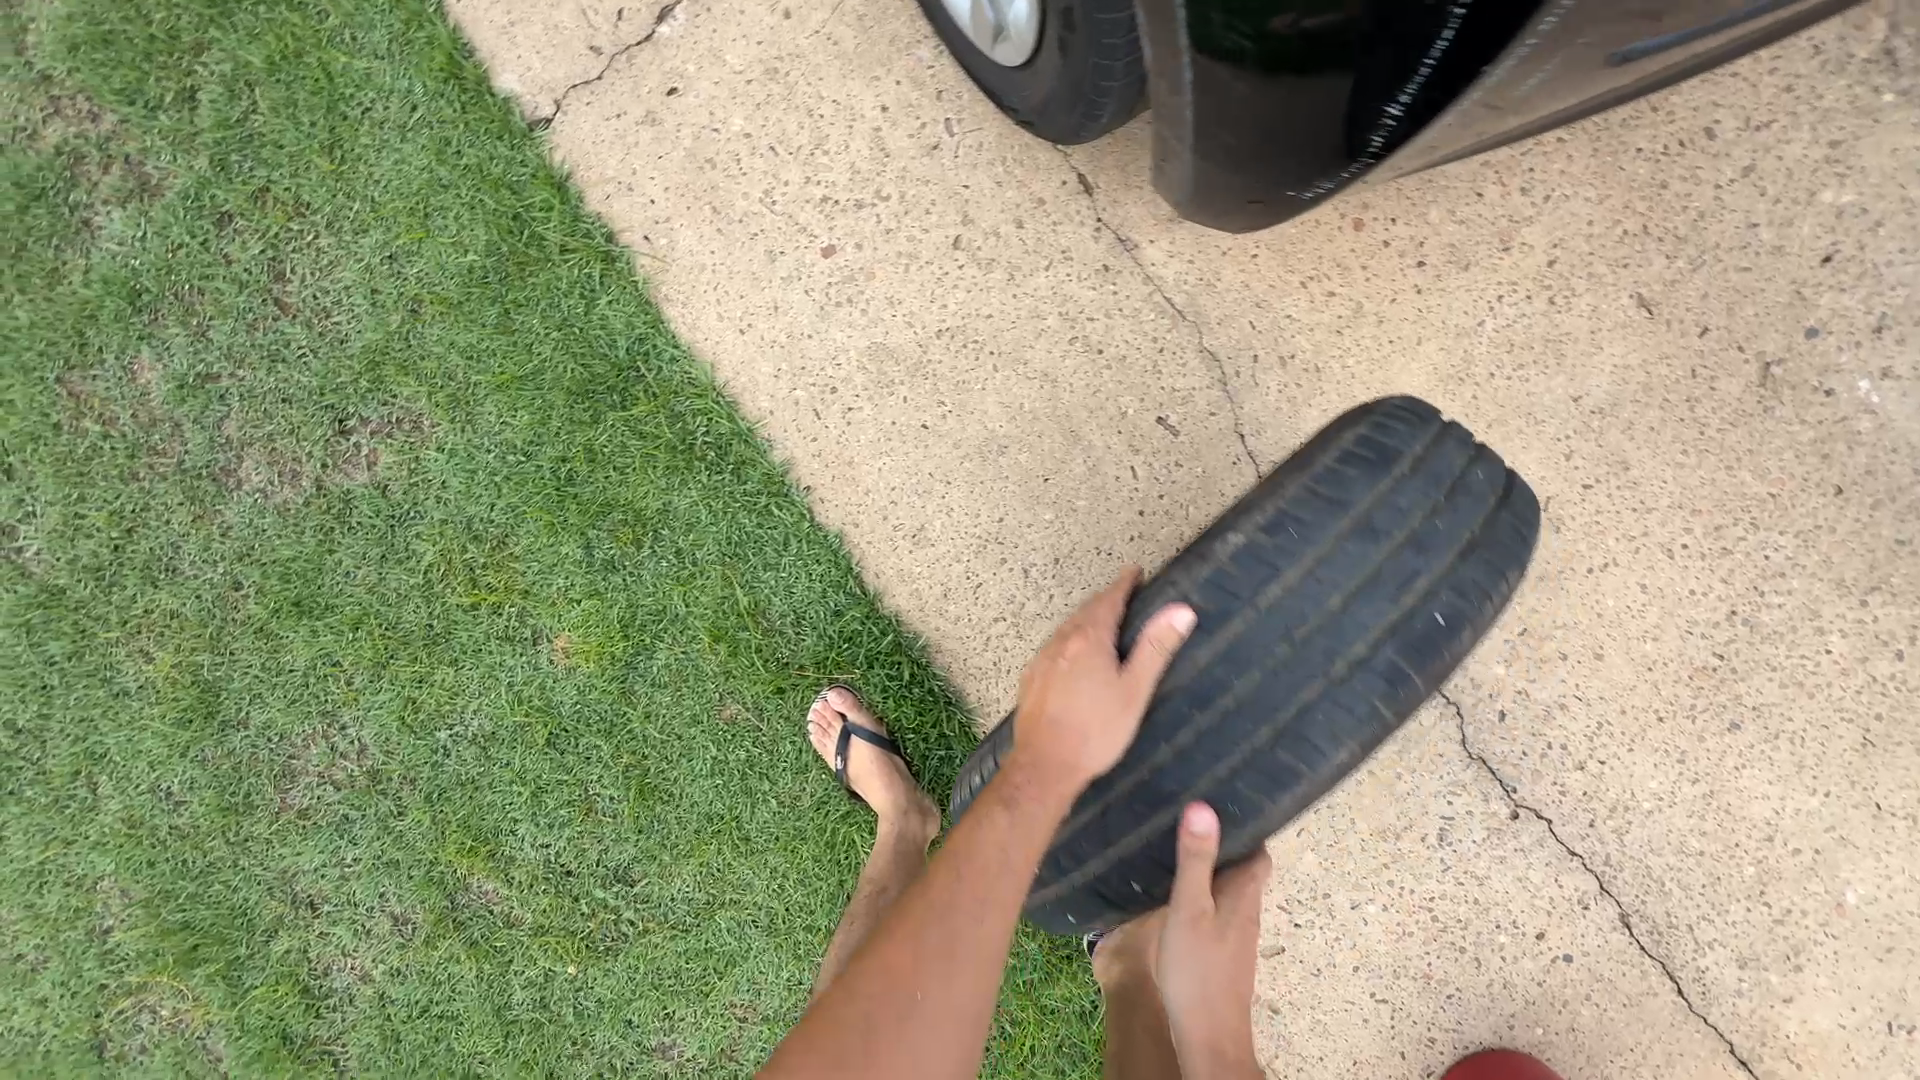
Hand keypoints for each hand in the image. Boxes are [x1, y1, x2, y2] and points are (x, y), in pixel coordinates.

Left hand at [1007, 566, 1196, 799]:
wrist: (1044, 763)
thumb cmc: (1096, 730)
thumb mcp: (1134, 690)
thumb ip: (1155, 648)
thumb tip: (1180, 610)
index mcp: (1089, 639)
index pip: (1109, 600)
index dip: (1124, 584)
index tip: (1134, 570)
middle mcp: (1062, 642)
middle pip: (1086, 611)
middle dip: (1105, 599)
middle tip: (1122, 593)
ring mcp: (1042, 659)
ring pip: (1067, 628)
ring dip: (1086, 618)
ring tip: (1101, 619)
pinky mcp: (1031, 678)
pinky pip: (1054, 647)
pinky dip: (1069, 640)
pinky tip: (1072, 654)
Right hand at [1155, 802, 1270, 1079]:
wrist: (1207, 1035)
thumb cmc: (1198, 967)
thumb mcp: (1189, 907)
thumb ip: (1195, 859)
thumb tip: (1203, 806)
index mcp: (1243, 895)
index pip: (1258, 852)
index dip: (1247, 825)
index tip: (1224, 799)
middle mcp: (1245, 910)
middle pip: (1243, 868)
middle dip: (1225, 842)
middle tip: (1193, 814)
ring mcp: (1234, 933)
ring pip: (1228, 888)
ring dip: (1211, 866)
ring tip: (1180, 842)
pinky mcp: (1221, 950)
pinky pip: (1216, 907)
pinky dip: (1202, 891)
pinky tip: (1177, 889)